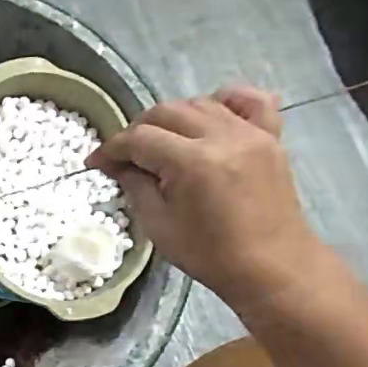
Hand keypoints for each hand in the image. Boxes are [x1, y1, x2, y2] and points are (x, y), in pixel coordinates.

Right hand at [87, 85, 330, 305]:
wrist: (271, 266)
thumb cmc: (209, 254)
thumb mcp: (159, 225)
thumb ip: (136, 186)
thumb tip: (118, 165)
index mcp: (192, 163)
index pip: (139, 138)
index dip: (112, 148)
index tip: (96, 161)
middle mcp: (222, 137)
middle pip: (167, 112)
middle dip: (138, 130)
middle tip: (126, 156)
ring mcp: (251, 133)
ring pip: (200, 103)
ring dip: (173, 117)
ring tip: (162, 143)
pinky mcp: (270, 136)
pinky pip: (250, 100)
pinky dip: (226, 100)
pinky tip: (212, 114)